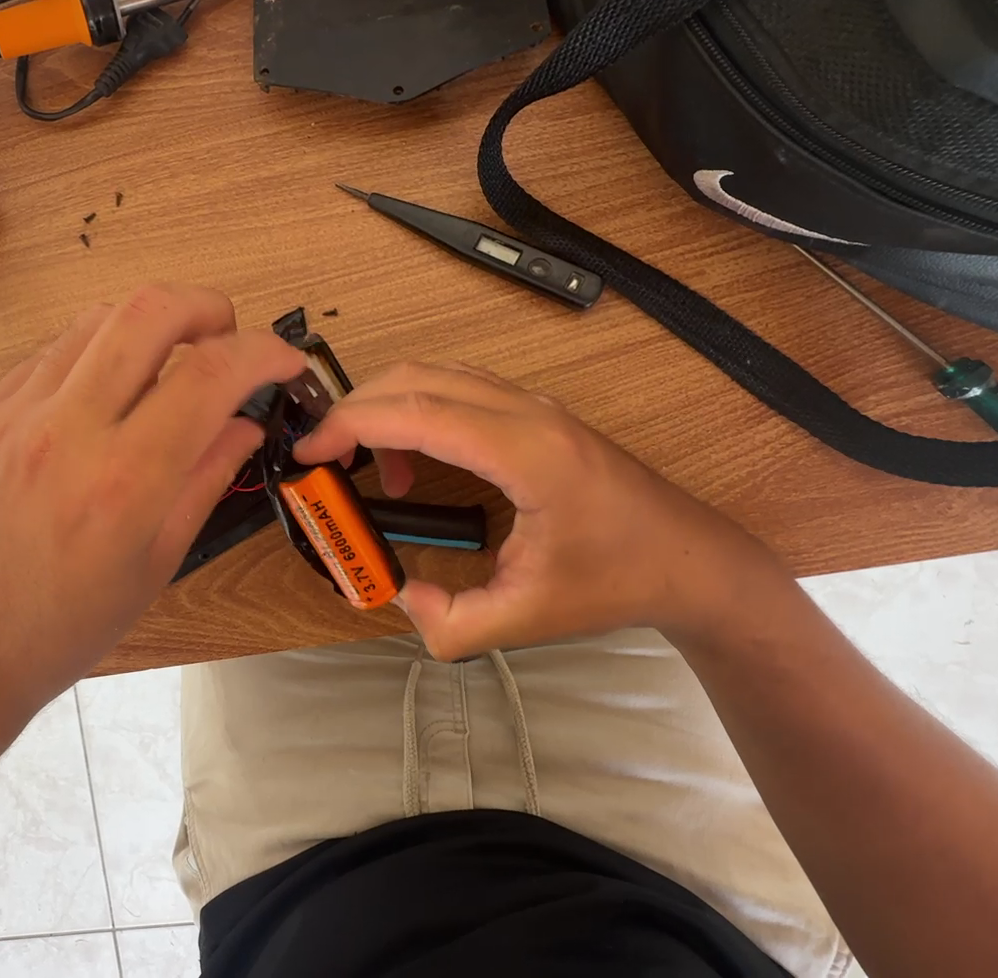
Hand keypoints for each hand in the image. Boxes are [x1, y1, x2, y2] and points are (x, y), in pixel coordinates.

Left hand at [0, 284, 303, 710]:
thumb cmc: (69, 623)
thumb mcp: (158, 562)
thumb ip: (208, 477)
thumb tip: (247, 422)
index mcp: (124, 482)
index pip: (209, 375)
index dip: (263, 352)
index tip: (284, 361)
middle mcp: (67, 431)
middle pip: (149, 310)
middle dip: (207, 306)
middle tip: (227, 336)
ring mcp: (17, 412)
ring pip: (99, 319)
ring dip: (151, 326)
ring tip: (168, 367)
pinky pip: (56, 352)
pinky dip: (100, 354)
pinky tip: (109, 395)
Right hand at [292, 362, 793, 659]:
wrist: (689, 558)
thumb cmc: (614, 583)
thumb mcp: (524, 620)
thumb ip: (448, 622)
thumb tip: (394, 597)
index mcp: (525, 454)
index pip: (417, 412)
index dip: (350, 425)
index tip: (308, 454)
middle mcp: (525, 412)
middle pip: (414, 378)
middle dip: (354, 411)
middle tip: (324, 461)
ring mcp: (532, 404)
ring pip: (432, 375)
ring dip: (386, 411)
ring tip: (373, 474)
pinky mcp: (532, 411)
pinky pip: (454, 389)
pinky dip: (414, 413)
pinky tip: (415, 464)